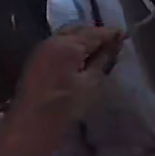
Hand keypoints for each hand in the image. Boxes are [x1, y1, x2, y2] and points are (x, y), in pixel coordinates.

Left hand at [0, 26, 121, 155]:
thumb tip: (113, 45)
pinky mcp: (36, 58)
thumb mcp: (90, 84)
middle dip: (96, 34)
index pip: (94, 33)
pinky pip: (58, 43)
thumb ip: (102, 60)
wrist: (30, 125)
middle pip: (79, 29)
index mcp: (67, 44)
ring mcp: (42, 48)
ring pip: (67, 35)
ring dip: (83, 38)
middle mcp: (53, 40)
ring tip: (99, 49)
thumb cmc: (64, 107)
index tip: (125, 35)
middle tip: (113, 42)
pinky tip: (80, 56)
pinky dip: (71, 45)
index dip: (110, 34)